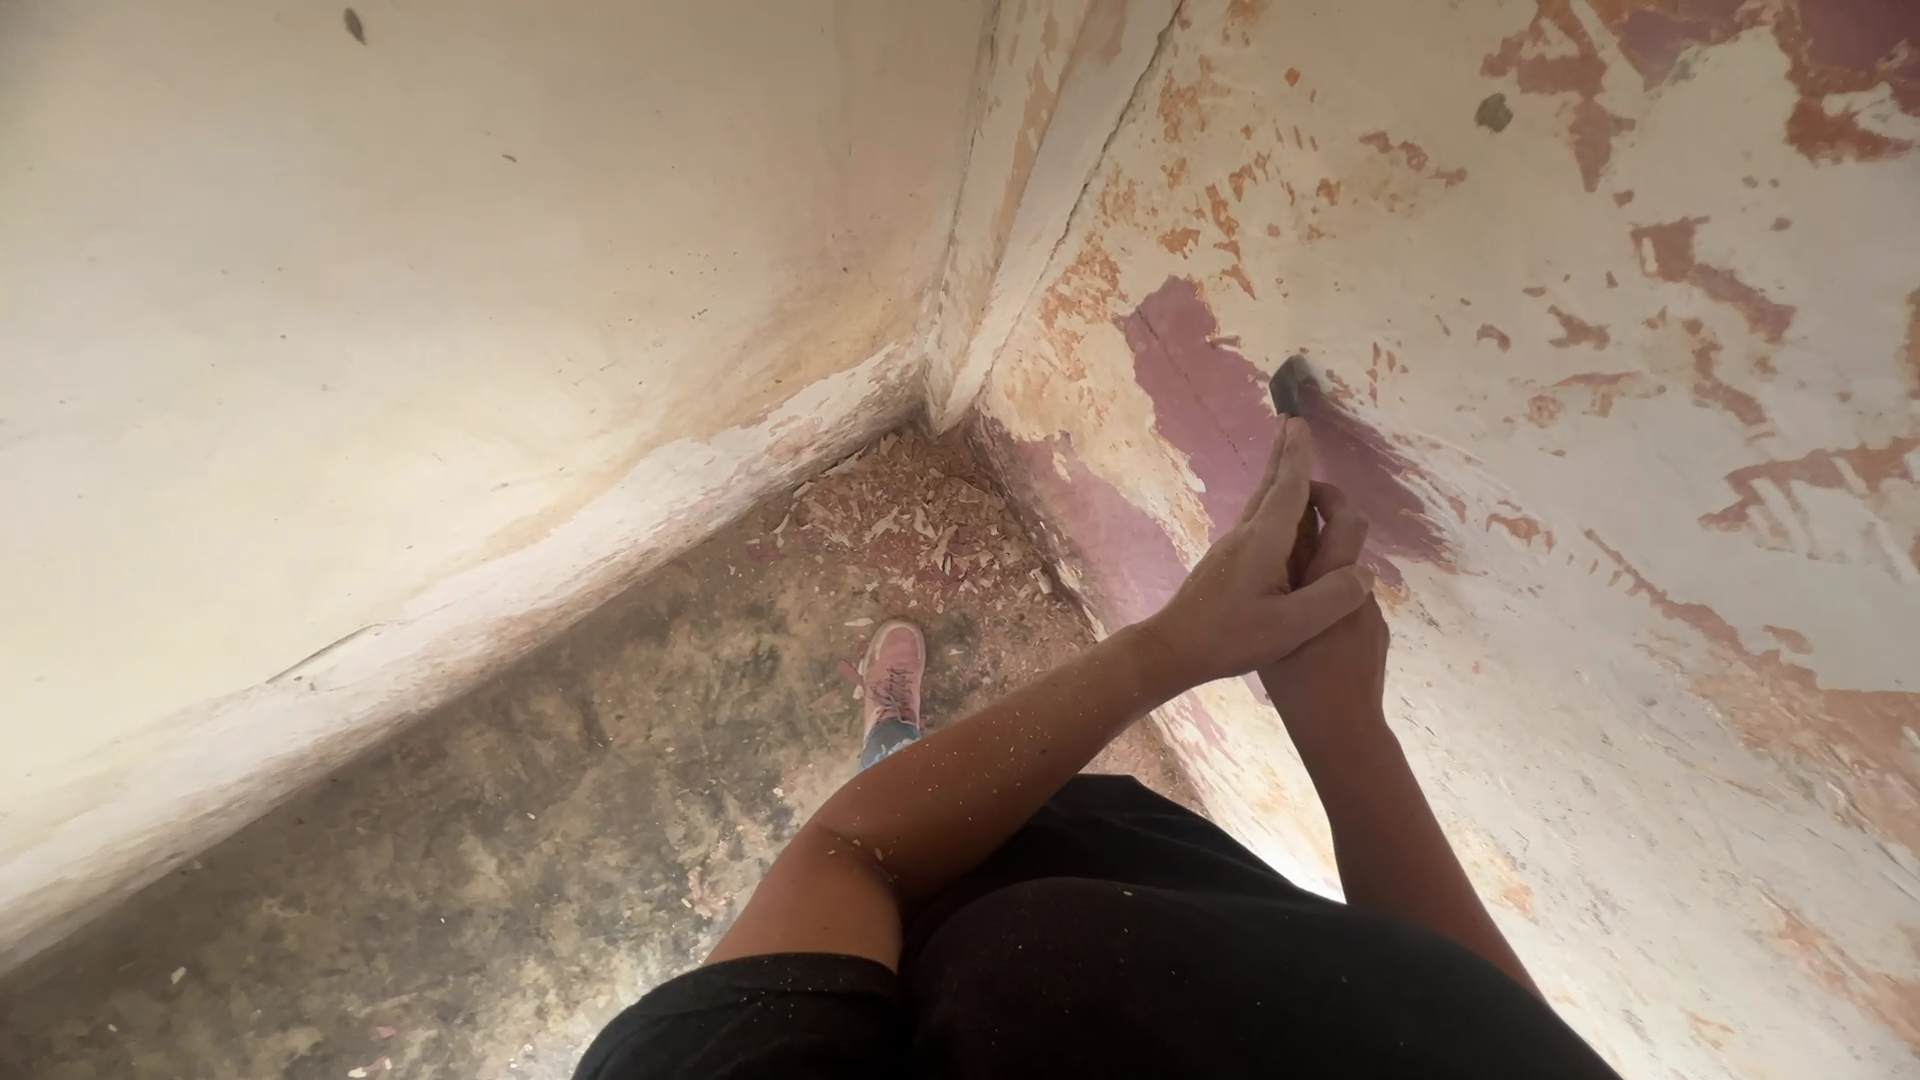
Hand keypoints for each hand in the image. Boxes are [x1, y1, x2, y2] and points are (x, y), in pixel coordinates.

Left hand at [1136, 418, 1373, 691]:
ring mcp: (1230, 551)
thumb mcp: (1291, 626)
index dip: (1297, 457)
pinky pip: (1256, 526)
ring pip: (1259, 506)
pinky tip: (1278, 520)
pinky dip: (1272, 507)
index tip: (1299, 424)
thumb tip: (1363, 573)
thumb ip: (1332, 598)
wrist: (1172, 649)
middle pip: (1268, 488)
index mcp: (1262, 543)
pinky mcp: (1225, 566)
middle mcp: (1244, 537)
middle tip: (1289, 422)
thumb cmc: (1229, 639)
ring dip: (1276, 479)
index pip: (1287, 490)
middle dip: (1283, 456)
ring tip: (1288, 461)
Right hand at [1258, 481, 1390, 748]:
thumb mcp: (1274, 630)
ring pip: (1345, 572)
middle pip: (1349, 537)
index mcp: (1332, 585)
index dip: (1325, 494)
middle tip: (1293, 511)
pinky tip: (1302, 621)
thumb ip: (1277, 588)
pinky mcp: (1373, 633)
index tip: (1300, 482)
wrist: (1341, 727)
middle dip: (1326, 514)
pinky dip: (1327, 596)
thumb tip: (1273, 554)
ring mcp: (1369, 613)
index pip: (1342, 521)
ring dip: (1321, 563)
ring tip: (1283, 581)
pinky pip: (1348, 601)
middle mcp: (1358, 592)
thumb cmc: (1298, 681)